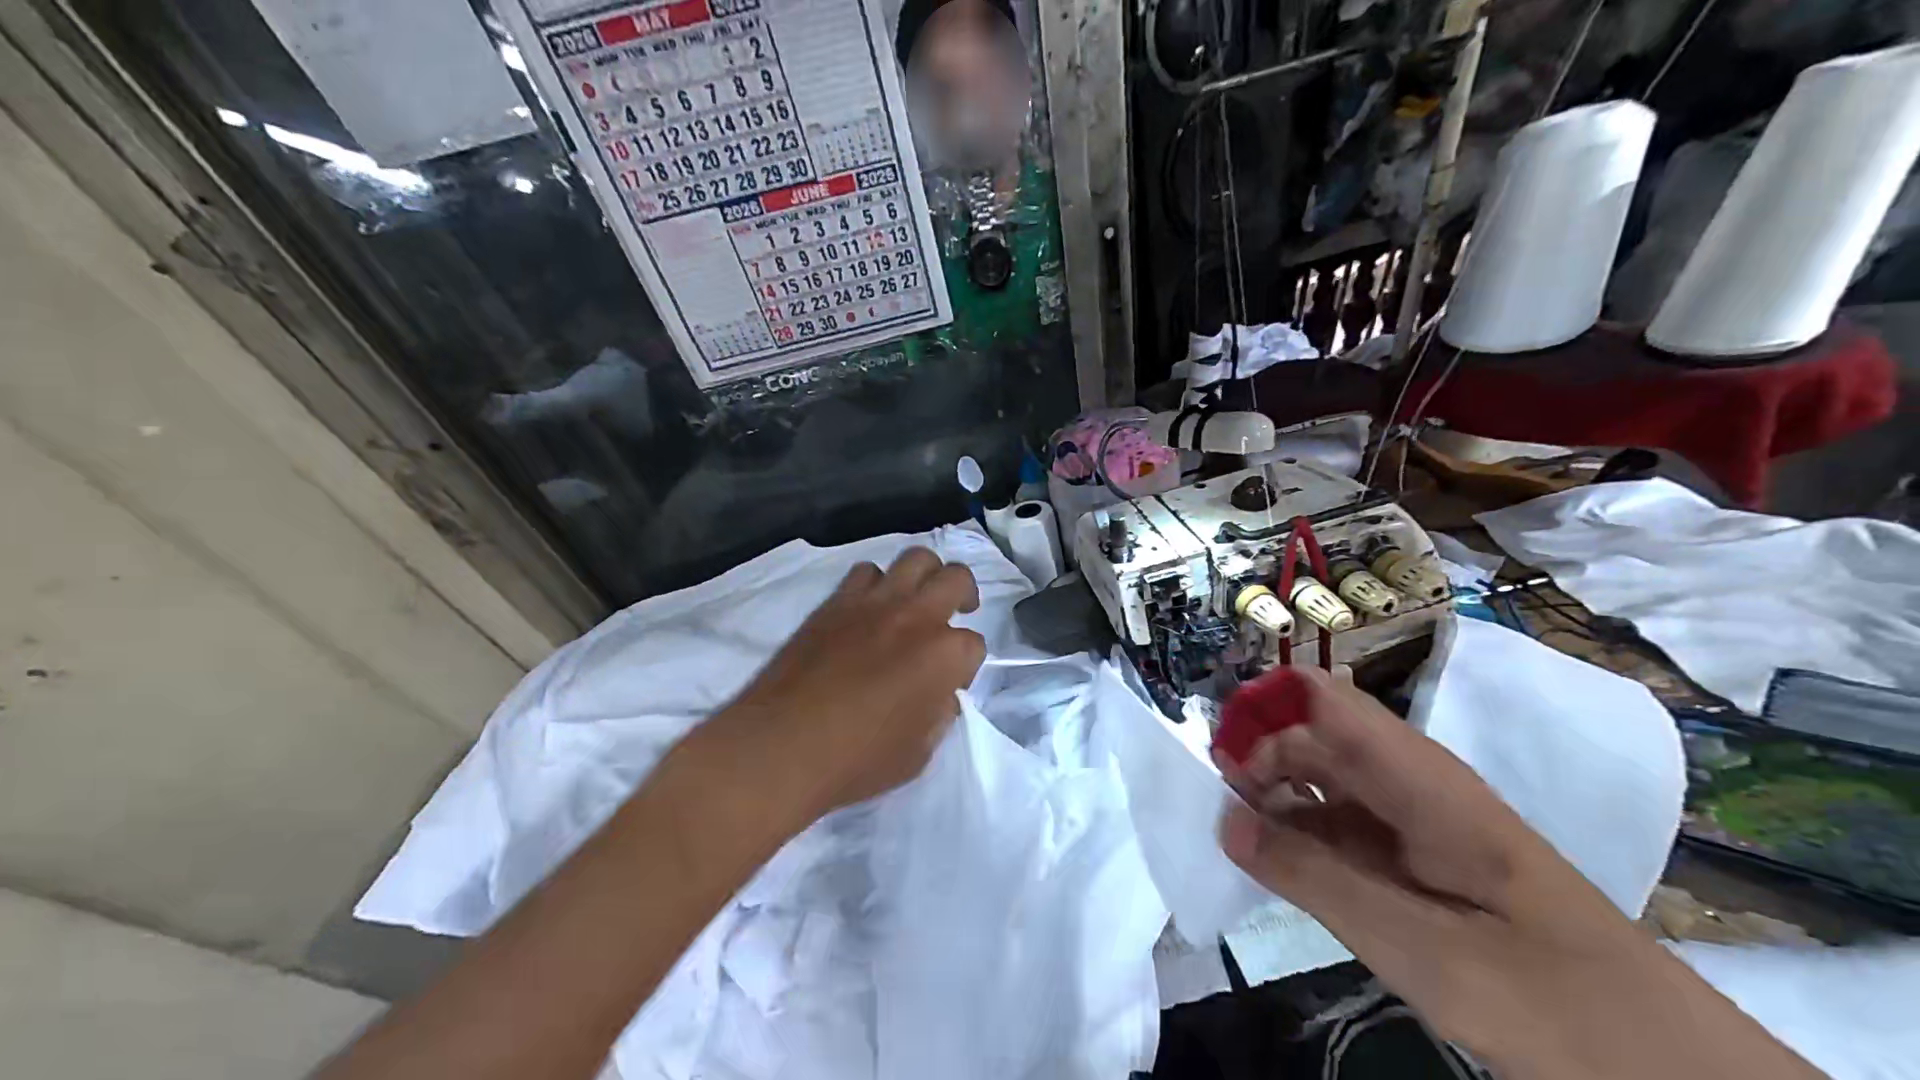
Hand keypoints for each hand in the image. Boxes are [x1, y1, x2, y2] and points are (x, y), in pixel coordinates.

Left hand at [707, 548, 986, 822]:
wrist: (782, 745)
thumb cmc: (856, 760)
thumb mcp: (917, 754)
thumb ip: (938, 717)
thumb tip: (940, 696)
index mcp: (944, 655)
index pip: (974, 645)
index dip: (965, 664)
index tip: (950, 682)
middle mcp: (916, 617)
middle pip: (956, 578)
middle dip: (965, 592)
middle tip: (959, 609)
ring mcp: (874, 603)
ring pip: (914, 559)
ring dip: (924, 575)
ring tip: (916, 598)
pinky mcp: (836, 602)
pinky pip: (865, 572)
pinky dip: (876, 584)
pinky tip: (870, 608)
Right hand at [1213, 667, 1817, 1079]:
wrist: (1663, 1065)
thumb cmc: (1543, 995)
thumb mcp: (1415, 945)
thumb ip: (1311, 876)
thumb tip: (1224, 820)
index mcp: (1418, 778)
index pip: (1324, 699)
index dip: (1263, 705)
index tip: (1218, 752)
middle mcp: (1414, 782)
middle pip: (1316, 736)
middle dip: (1259, 755)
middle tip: (1221, 808)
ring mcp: (1419, 819)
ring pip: (1328, 779)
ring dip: (1277, 795)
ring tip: (1240, 837)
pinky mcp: (1422, 856)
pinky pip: (1345, 823)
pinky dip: (1304, 833)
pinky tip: (1282, 865)